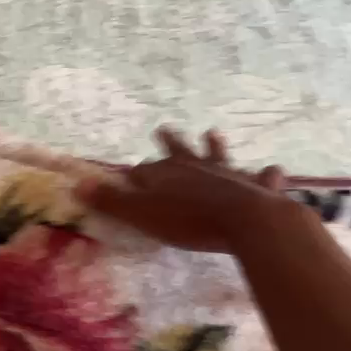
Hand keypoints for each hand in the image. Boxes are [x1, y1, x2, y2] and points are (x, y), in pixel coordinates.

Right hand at [75, 127, 293, 253]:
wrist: (248, 222)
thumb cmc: (188, 220)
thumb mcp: (140, 213)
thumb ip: (110, 201)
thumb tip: (76, 184)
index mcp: (163, 173)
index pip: (141, 171)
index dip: (135, 177)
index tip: (129, 179)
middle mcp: (194, 167)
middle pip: (177, 152)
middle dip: (170, 142)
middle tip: (163, 128)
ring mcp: (227, 175)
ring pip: (218, 157)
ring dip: (215, 147)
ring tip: (212, 133)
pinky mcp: (257, 188)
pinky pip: (262, 178)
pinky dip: (267, 175)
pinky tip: (274, 169)